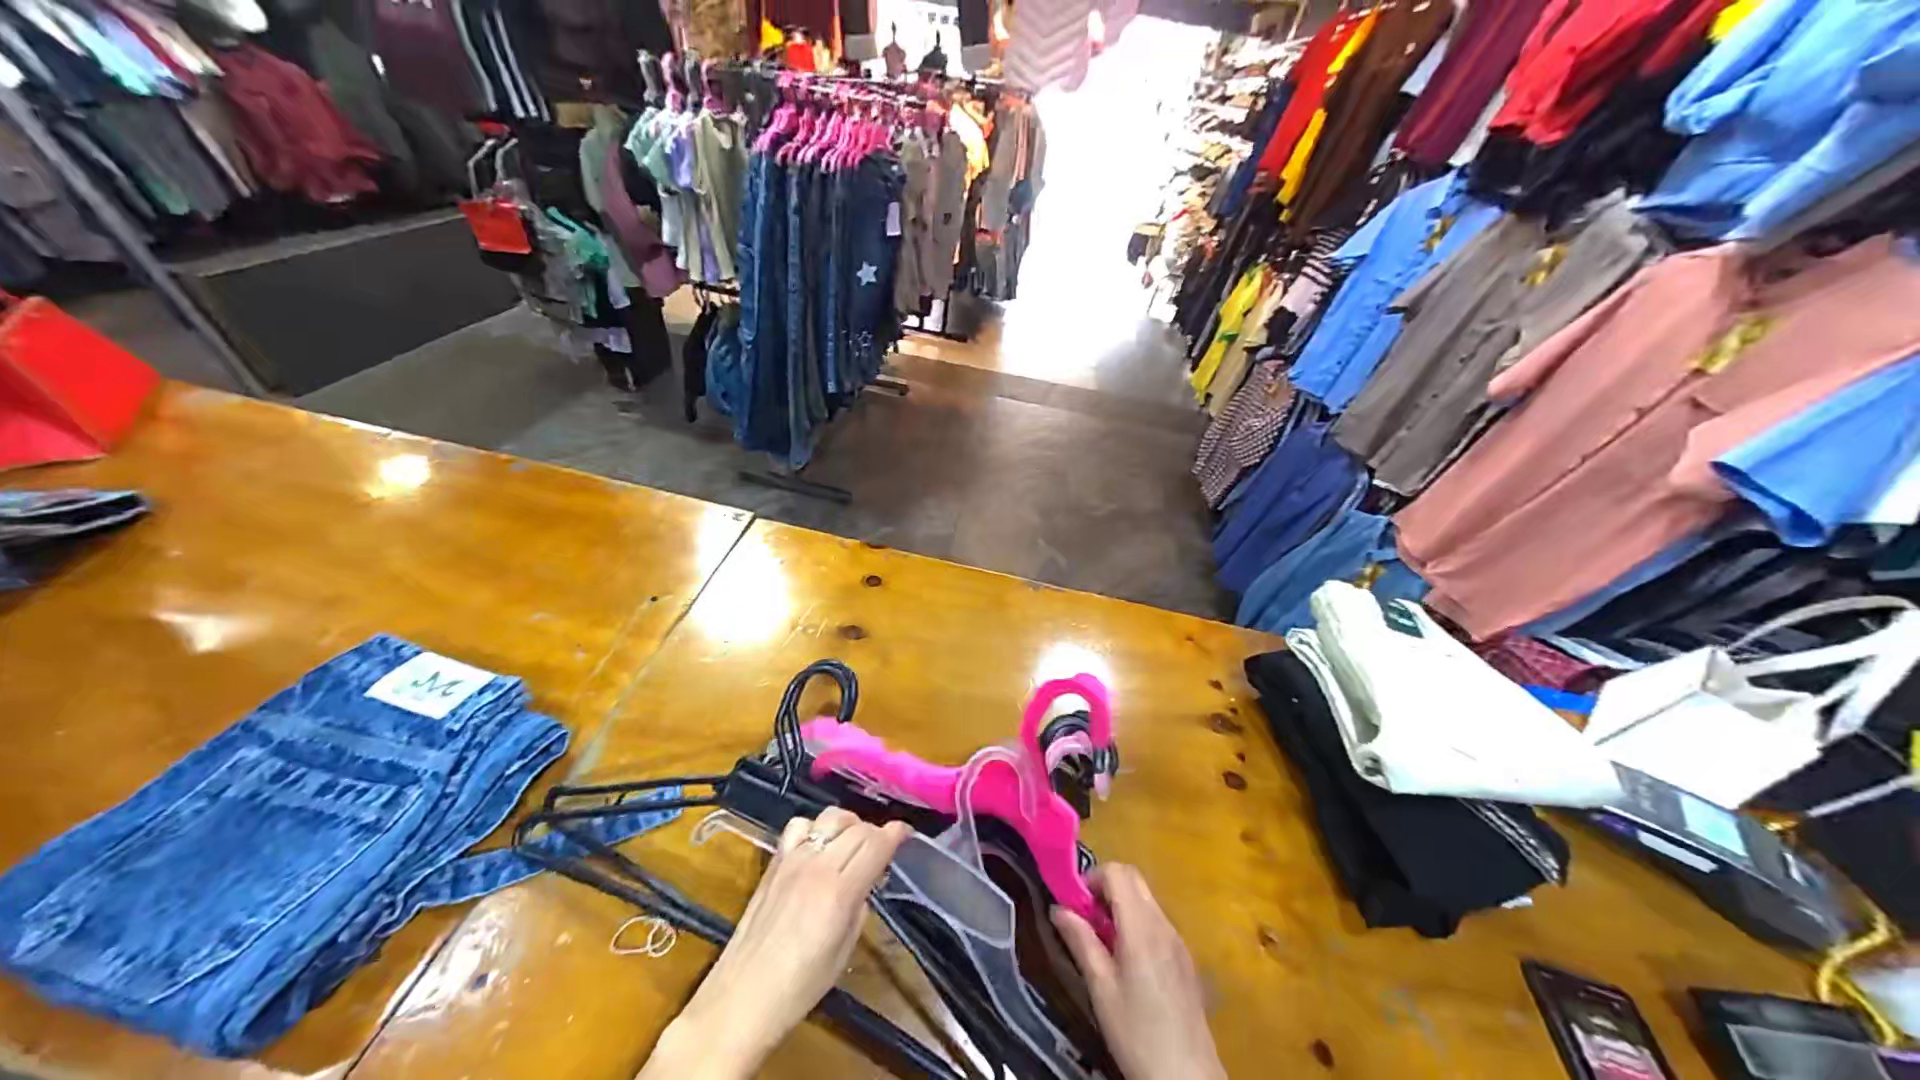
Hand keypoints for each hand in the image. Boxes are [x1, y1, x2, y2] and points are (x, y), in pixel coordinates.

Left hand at [640, 808, 911, 1079]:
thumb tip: (866, 881)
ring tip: (852, 842)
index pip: (876, 844)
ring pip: (829, 816)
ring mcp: (792, 860)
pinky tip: (817, 846)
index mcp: (840, 891)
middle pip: (857, 827)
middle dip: (876, 832)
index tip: (906, 833)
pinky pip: (799, 826)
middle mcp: (817, 865)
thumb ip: (860, 905)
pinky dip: (815, 827)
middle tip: (883, 848)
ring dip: (848, 823)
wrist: (743, 997)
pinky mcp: (774, 863)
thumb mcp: (845, 950)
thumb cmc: (801, 986)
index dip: (896, 833)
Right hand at [1053, 864, 1227, 1079]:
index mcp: (1142, 927)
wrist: (1187, 1078)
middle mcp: (1163, 925)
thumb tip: (1058, 908)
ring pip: (1146, 899)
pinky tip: (1126, 960)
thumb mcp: (1100, 988)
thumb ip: (1080, 941)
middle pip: (1134, 880)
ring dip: (1121, 905)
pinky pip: (1157, 921)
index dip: (1092, 878)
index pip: (1118, 872)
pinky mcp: (1185, 958)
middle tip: (1085, 918)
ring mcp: (1178, 941)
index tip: (1074, 903)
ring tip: (1101, 942)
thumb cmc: (1136, 1033)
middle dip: (1105, 887)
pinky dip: (1136, 923)